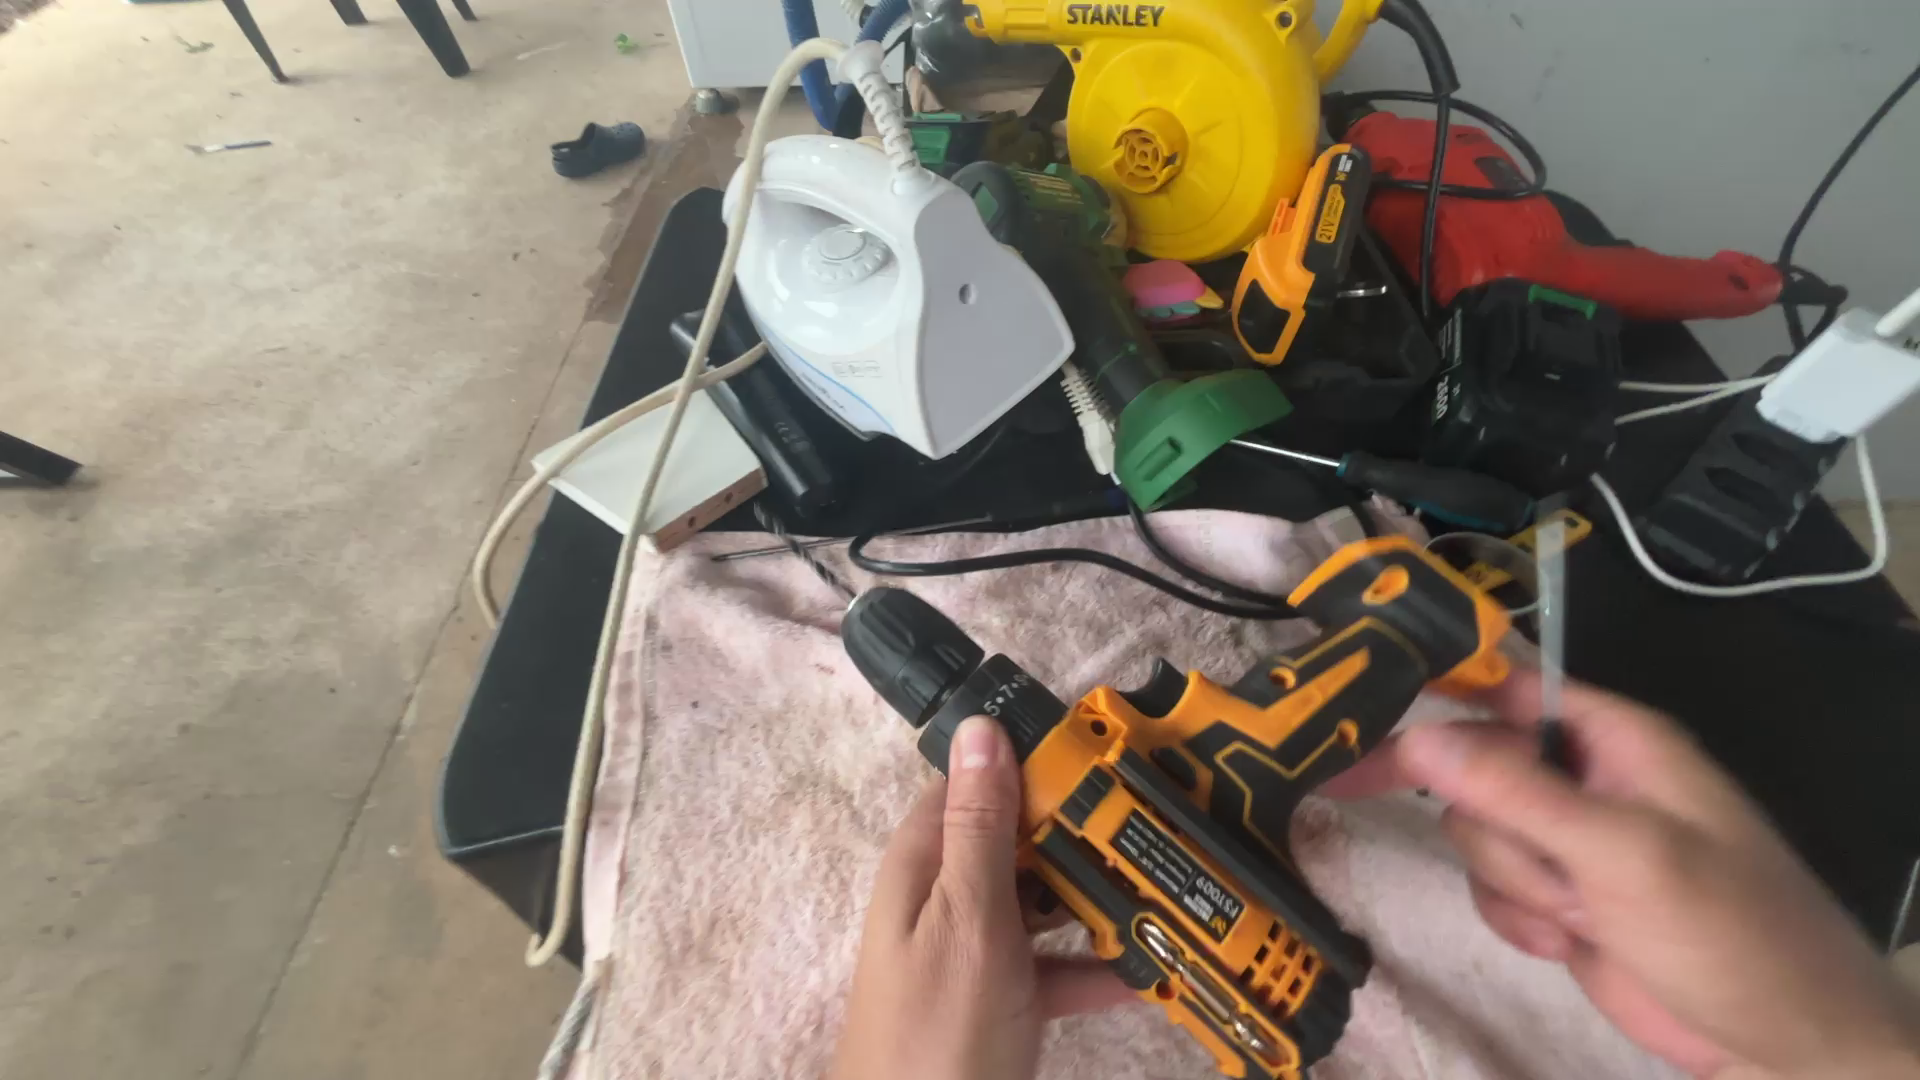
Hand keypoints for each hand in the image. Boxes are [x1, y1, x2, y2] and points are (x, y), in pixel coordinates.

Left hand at [832, 716, 1132, 1079]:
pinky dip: (1089, 966)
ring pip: (1037, 899)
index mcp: (927, 857)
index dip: (1029, 762)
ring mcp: (973, 944)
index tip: (1094, 753)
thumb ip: (980, 826)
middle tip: (1145, 821)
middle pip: (1015, 838)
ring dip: (1088, 895)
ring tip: (1156, 883)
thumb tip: (980, 726)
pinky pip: (1049, 964)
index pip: (977, 780)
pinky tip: (1144, 970)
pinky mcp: (998, 994)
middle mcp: (947, 890)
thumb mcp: (967, 916)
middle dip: (1072, 830)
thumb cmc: (939, 1027)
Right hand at [1325, 672, 1919, 1078]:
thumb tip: (1416, 736)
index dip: (1434, 683)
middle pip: (1468, 759)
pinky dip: (1517, 913)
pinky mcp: (1548, 889)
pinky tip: (1569, 938)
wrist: (1787, 1057)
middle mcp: (1576, 775)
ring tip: (1579, 911)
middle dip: (1472, 807)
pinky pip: (1485, 880)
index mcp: (1607, 738)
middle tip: (1347, 784)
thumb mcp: (1622, 851)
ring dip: (1513, 876)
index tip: (1362, 694)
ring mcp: (1559, 835)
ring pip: (1471, 827)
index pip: (1500, 686)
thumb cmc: (1732, 932)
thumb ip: (1514, 790)